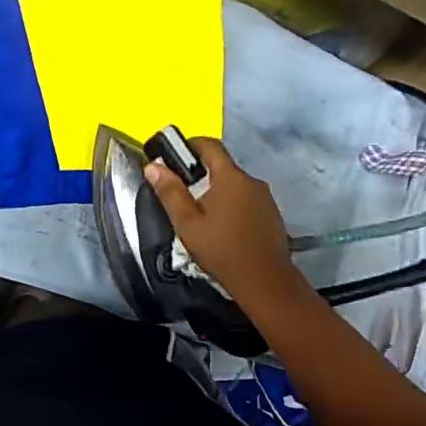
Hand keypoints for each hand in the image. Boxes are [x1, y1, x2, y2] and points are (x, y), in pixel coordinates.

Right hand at [144, 137, 305, 307]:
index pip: (210, 145)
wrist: (263, 280)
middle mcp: (252, 181)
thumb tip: (153, 166)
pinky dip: (231, 206)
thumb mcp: (187, 223)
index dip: (190, 144)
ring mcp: (265, 198)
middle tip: (181, 193)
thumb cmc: (221, 250)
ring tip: (200, 215)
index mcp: (230, 178)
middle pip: (222, 167)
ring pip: (235, 186)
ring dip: (216, 192)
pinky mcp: (271, 214)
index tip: (173, 155)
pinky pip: (246, 201)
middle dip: (200, 174)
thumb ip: (170, 192)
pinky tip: (222, 228)